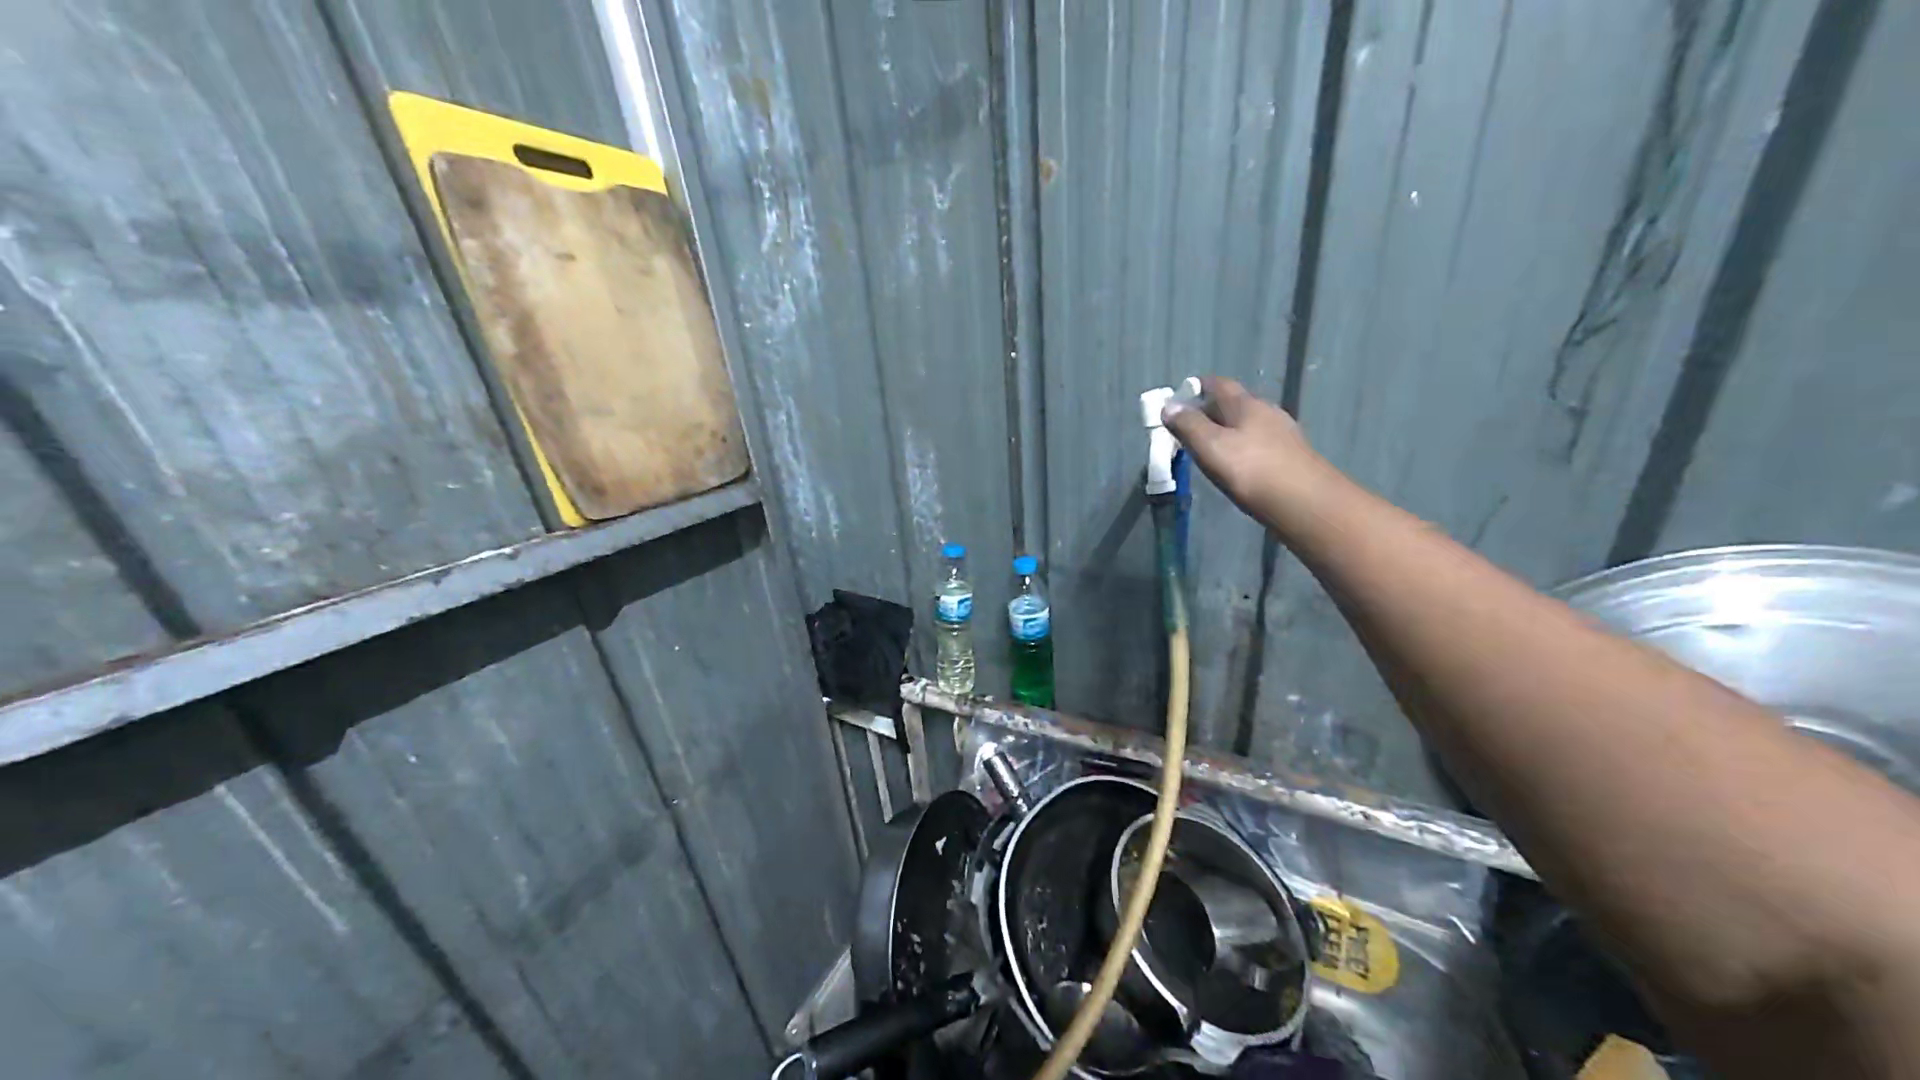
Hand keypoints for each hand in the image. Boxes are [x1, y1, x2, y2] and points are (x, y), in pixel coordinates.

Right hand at [1162, 377, 1336, 526]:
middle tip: (1187, 429)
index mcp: (1246, 404)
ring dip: (1227, 430)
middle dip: (1209, 411)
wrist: (1305, 504)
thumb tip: (1169, 405)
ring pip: (1248, 424)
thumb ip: (1188, 425)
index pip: (1217, 384)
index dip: (1195, 388)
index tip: (1177, 401)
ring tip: (1209, 449)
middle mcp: (1267, 411)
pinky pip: (1260, 442)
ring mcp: (1283, 433)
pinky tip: (1238, 465)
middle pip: (1234, 403)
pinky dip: (1243, 447)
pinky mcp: (1291, 455)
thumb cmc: (1251, 471)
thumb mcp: (1210, 446)